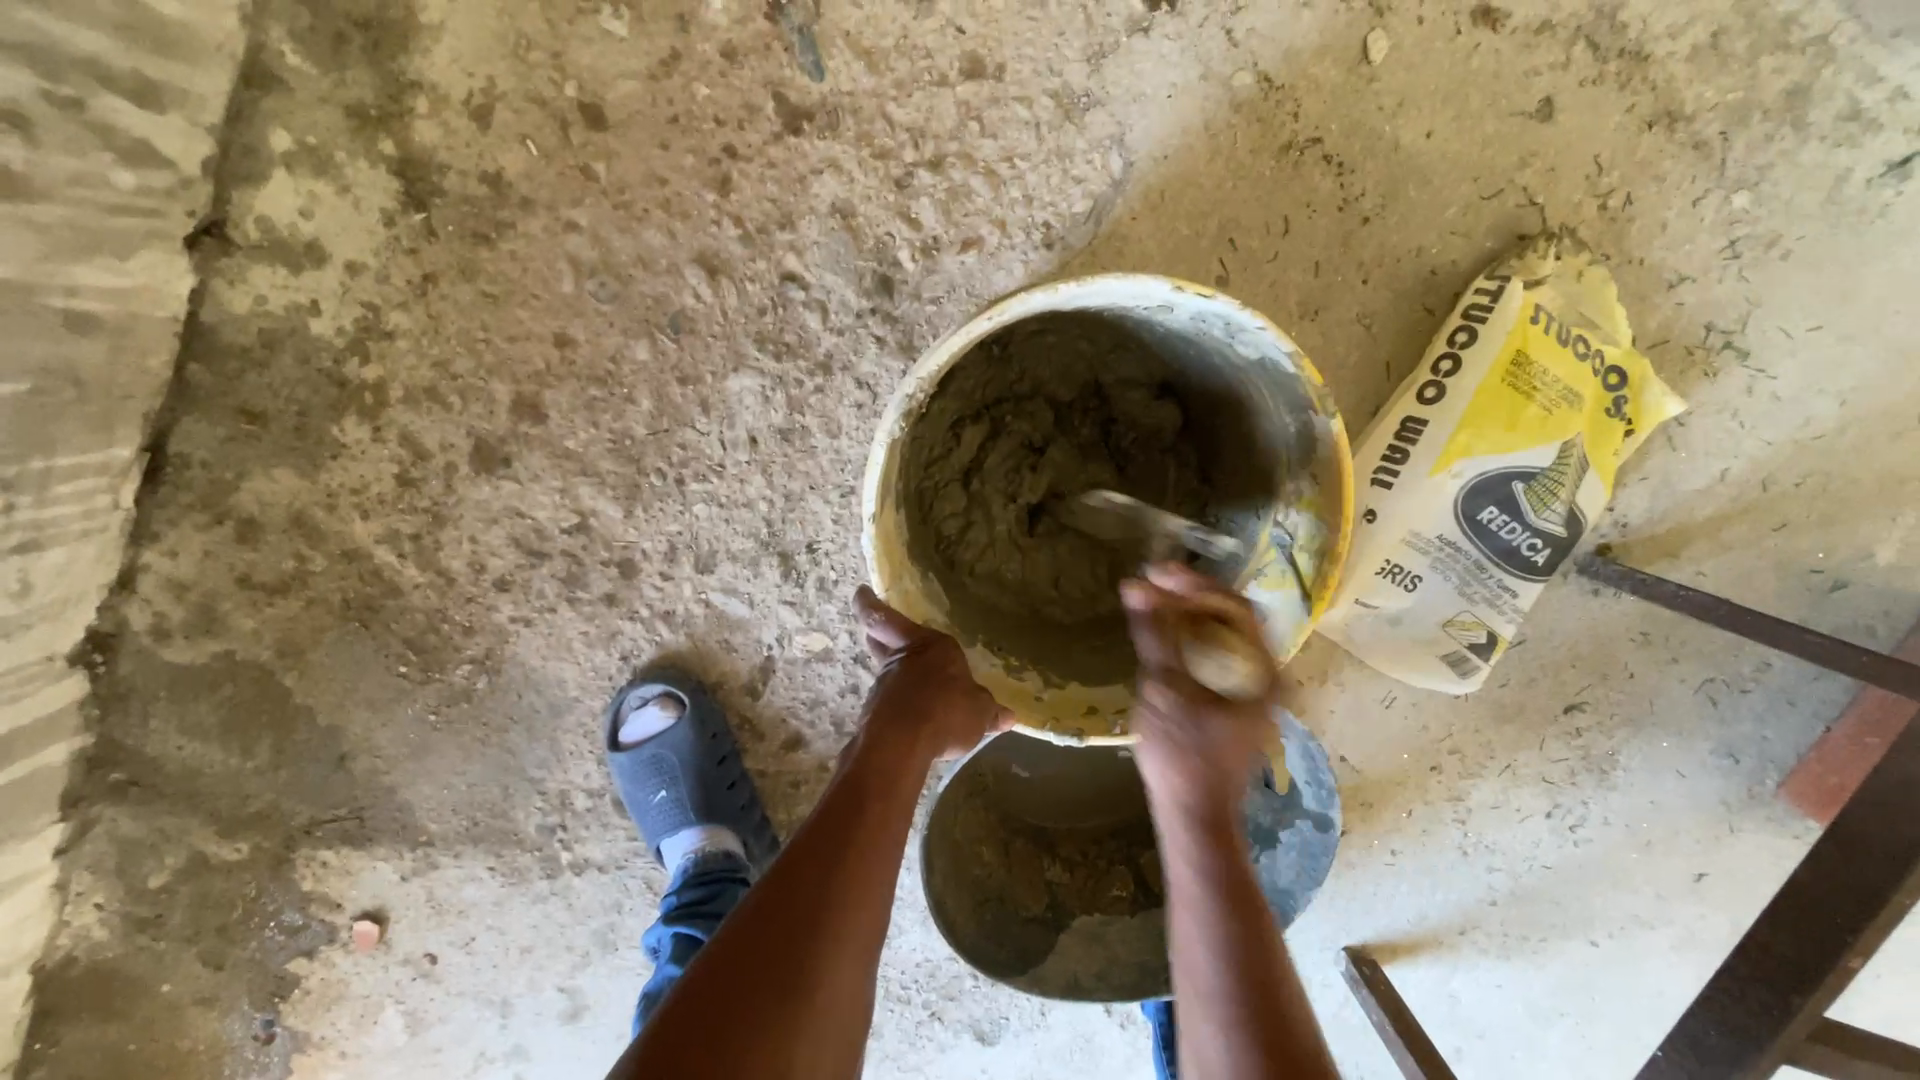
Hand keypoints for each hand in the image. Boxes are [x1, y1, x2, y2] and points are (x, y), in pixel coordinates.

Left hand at [852, 586, 1011, 762]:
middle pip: (881, 642)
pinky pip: (893, 707)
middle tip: (873, 630)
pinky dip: (904, 712)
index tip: (860, 592)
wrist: (901, 744)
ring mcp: (884, 687)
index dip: (871, 604)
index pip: (889, 618)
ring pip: (888, 675)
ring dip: (899, 681)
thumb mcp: (980, 712)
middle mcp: (902, 660)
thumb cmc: (946, 711)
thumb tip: (1008, 716)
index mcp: (928, 645)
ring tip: (923, 696)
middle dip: (876, 635)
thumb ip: (989, 711)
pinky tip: (920, 728)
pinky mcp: (876, 715)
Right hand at [1121, 563, 1283, 821]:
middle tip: (1149, 586)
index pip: (1235, 606)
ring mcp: (1252, 694)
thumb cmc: (1183, 755)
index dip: (1195, 584)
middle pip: (1231, 619)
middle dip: (1188, 598)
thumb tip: (1136, 586)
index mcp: (1261, 670)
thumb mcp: (1165, 689)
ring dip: (1186, 619)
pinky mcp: (1235, 707)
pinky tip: (1161, 642)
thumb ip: (1154, 634)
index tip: (1156, 573)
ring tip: (1150, 606)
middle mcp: (1266, 676)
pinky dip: (1189, 644)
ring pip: (1222, 639)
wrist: (1195, 815)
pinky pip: (1215, 660)